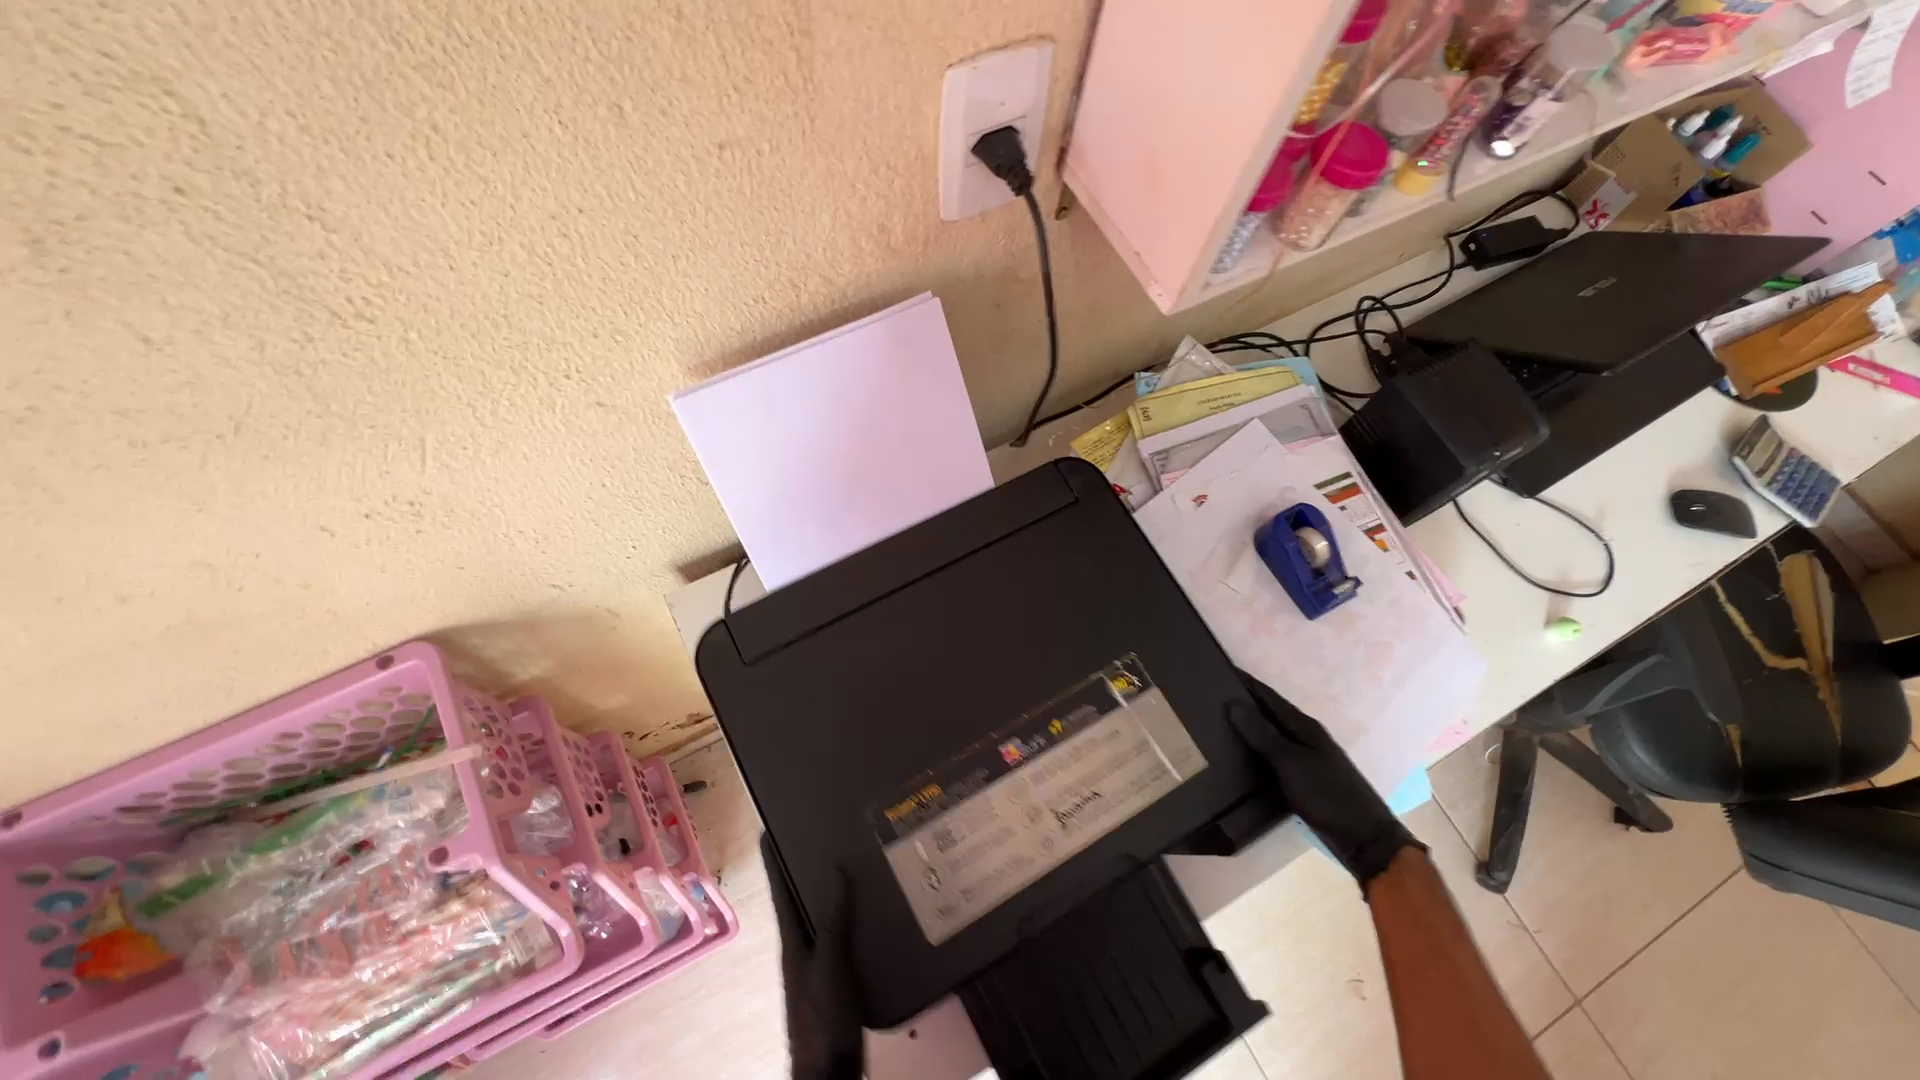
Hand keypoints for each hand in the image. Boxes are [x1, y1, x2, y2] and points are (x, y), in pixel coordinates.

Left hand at [762, 835, 863, 1079]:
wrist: (830, 1070)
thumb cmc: (824, 1017)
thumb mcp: (829, 966)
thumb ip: (831, 921)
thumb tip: (834, 869)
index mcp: (793, 942)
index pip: (780, 891)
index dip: (773, 862)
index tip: (769, 831)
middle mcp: (803, 949)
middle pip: (802, 902)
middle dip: (806, 871)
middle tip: (822, 837)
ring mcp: (819, 965)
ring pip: (825, 918)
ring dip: (834, 894)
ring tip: (856, 863)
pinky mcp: (839, 979)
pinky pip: (845, 937)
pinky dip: (855, 919)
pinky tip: (876, 912)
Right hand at [1227, 670, 1422, 893]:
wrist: (1362, 837)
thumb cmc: (1327, 795)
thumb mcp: (1291, 762)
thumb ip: (1263, 733)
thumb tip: (1233, 703)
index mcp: (1304, 726)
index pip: (1268, 696)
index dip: (1245, 683)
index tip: (1217, 670)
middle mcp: (1305, 736)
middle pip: (1269, 713)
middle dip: (1242, 703)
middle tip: (1208, 698)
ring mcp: (1306, 758)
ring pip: (1270, 735)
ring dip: (1248, 728)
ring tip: (1216, 725)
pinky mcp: (1303, 778)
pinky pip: (1272, 756)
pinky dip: (1255, 750)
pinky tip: (1239, 757)